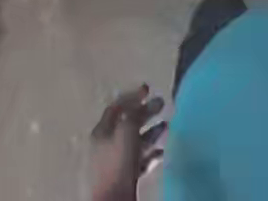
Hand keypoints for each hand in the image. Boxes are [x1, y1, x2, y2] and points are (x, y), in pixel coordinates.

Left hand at [88, 85, 165, 200]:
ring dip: (151, 132)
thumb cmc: (117, 163)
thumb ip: (136, 114)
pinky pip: (139, 161)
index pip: (116, 107)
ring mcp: (114, 163)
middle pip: (127, 123)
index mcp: (101, 131)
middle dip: (145, 113)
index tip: (149, 88)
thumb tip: (148, 101)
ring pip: (134, 142)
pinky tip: (162, 151)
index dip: (132, 95)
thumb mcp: (127, 131)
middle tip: (162, 104)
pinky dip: (150, 153)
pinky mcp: (124, 179)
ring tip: (166, 126)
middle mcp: (105, 145)